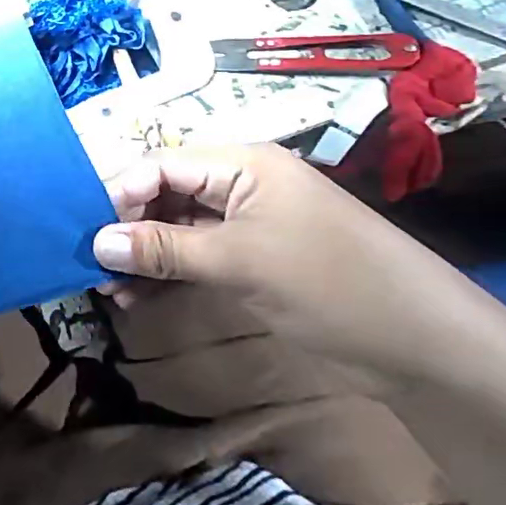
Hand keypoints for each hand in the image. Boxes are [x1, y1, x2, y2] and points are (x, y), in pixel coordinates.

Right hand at [91, 143, 494, 382]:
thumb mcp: (240, 262)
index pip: (162, 164)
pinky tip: (139, 296)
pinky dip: (169, 272)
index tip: (85, 226)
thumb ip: (166, 250)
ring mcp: (245, 221)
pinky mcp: (252, 257)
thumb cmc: (327, 281)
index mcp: (240, 163)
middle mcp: (238, 183)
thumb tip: (98, 242)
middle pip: (166, 192)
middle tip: (91, 261)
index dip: (121, 191)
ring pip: (177, 226)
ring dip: (144, 252)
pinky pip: (197, 254)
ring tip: (109, 287)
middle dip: (128, 224)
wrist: (420, 342)